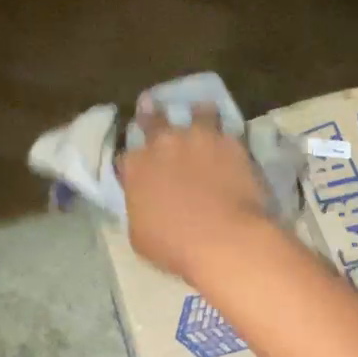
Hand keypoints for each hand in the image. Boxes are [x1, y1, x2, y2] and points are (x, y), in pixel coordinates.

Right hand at [119, 103, 271, 280]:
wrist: (224, 240)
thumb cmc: (175, 247)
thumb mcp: (140, 236)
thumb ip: (139, 209)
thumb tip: (145, 204)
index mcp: (136, 167)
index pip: (127, 157)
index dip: (134, 162)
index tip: (140, 166)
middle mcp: (163, 143)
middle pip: (154, 119)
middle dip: (153, 115)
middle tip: (155, 109)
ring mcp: (199, 138)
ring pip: (197, 113)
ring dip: (198, 115)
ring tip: (203, 117)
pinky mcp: (231, 142)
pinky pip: (228, 127)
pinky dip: (227, 132)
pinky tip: (230, 137)